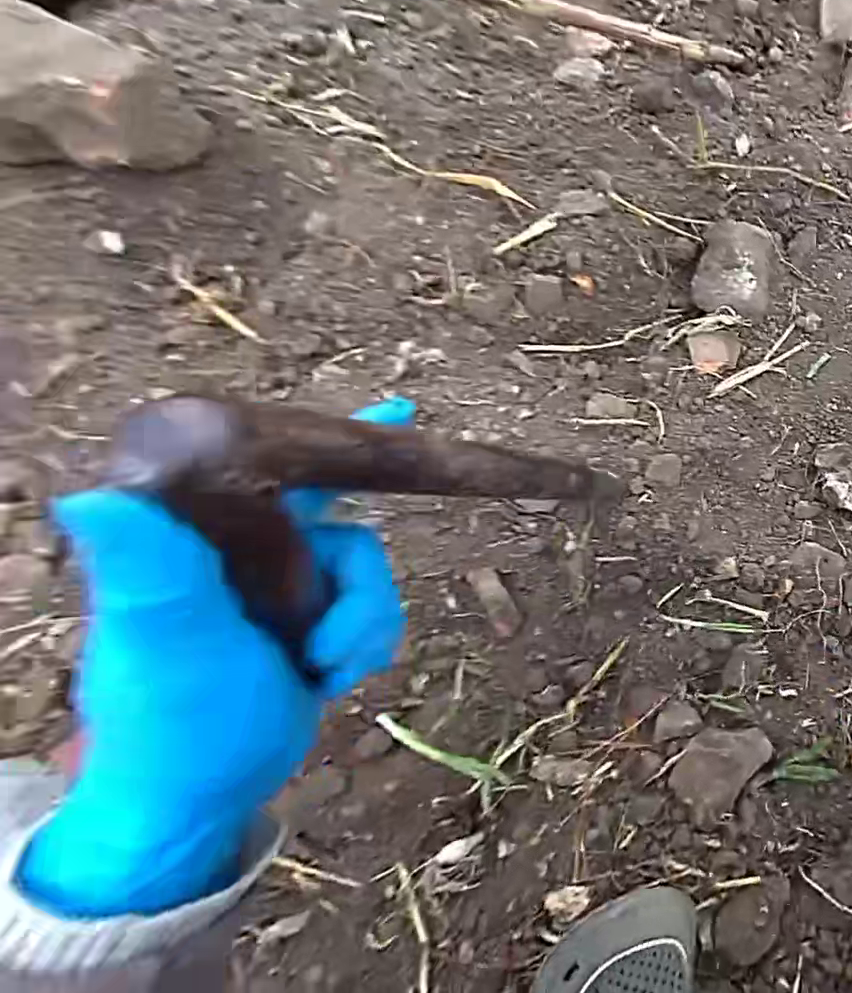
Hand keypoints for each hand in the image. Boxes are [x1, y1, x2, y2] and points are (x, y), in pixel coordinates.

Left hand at [18, 398, 412, 916]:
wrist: (201, 794)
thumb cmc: (173, 717)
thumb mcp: (168, 645)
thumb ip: (150, 570)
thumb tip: (96, 494)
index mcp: (203, 553)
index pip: (270, 479)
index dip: (329, 445)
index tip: (396, 415)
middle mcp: (249, 565)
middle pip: (348, 540)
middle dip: (359, 590)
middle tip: (339, 637)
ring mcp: (287, 598)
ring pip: (372, 580)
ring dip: (366, 625)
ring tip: (329, 668)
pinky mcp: (318, 627)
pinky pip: (378, 613)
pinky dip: (371, 643)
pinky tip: (339, 676)